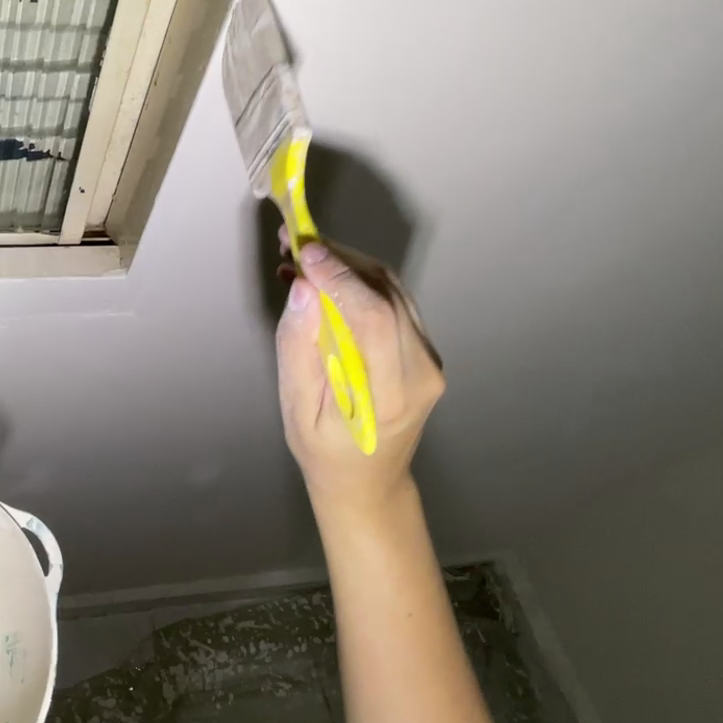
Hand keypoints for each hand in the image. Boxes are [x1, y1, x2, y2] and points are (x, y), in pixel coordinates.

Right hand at [275, 237, 445, 522]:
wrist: (366, 482)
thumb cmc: (323, 450)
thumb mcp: (296, 406)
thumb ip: (298, 347)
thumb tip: (300, 287)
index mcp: (391, 393)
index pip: (372, 315)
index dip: (338, 276)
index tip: (303, 249)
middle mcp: (422, 369)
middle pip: (385, 293)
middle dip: (339, 259)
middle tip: (294, 240)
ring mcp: (429, 358)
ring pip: (391, 289)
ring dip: (347, 264)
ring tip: (302, 253)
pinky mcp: (423, 349)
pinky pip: (392, 301)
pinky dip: (358, 280)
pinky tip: (323, 276)